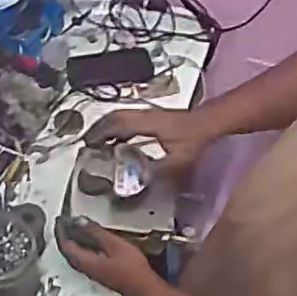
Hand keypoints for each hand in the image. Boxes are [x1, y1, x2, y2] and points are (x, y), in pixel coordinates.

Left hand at [55, 221, 161, 295]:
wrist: (143, 287)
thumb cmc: (131, 267)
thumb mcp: (113, 244)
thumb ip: (95, 232)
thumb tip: (79, 221)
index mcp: (84, 261)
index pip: (65, 245)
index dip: (60, 231)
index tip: (59, 220)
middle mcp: (85, 269)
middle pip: (67, 252)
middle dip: (63, 237)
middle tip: (63, 224)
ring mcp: (92, 273)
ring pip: (75, 256)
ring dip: (71, 243)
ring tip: (72, 230)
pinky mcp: (99, 273)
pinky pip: (83, 259)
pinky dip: (80, 249)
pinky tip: (86, 243)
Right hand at [85, 107, 217, 177]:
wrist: (210, 122)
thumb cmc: (196, 139)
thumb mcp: (179, 161)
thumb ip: (159, 172)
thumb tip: (139, 180)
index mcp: (147, 123)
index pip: (117, 124)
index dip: (100, 133)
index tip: (89, 145)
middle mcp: (144, 116)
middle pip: (113, 117)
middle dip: (97, 130)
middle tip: (87, 144)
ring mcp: (147, 115)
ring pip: (119, 117)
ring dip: (106, 128)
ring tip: (96, 143)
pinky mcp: (151, 118)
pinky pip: (127, 120)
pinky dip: (116, 129)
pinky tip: (116, 141)